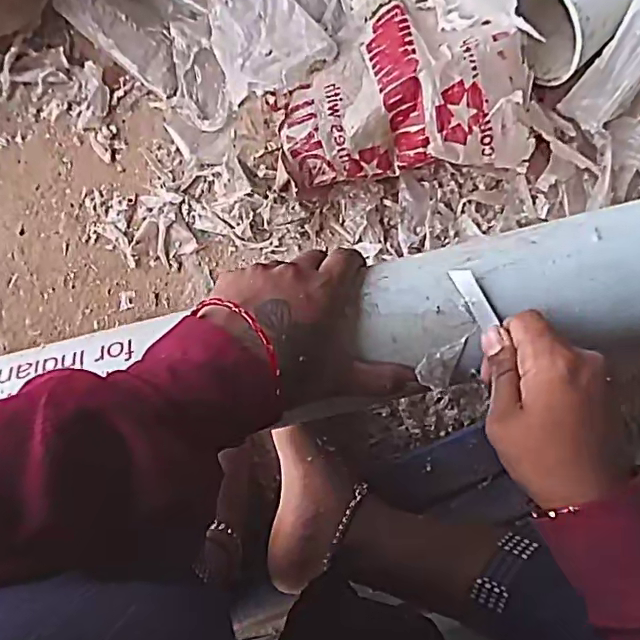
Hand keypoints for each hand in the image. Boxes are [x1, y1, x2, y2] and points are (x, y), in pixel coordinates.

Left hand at [202, 249, 417, 407]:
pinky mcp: (230, 280)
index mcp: (325, 289)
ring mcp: (259, 273)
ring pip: (277, 269)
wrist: (225, 374)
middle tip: (314, 302)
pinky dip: (249, 292)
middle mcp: (293, 272)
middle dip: (316, 274)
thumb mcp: (336, 380)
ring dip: (281, 284)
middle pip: (312, 260)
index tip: (350, 279)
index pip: (346, 258)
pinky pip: (246, 279)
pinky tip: (246, 318)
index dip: (350, 266)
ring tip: (276, 315)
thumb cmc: (286, 376)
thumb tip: (415, 382)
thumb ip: (377, 378)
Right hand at [482, 311, 627, 510]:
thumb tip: (494, 339)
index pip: (524, 319)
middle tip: (508, 396)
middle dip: (518, 357)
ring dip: (537, 372)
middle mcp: (583, 359)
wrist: (588, 493)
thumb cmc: (544, 462)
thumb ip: (499, 371)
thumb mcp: (503, 418)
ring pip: (555, 353)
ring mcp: (599, 372)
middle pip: (541, 335)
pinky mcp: (605, 387)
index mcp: (554, 362)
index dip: (502, 339)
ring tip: (530, 411)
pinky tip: (549, 415)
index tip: (495, 368)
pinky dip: (556, 383)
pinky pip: (572, 370)